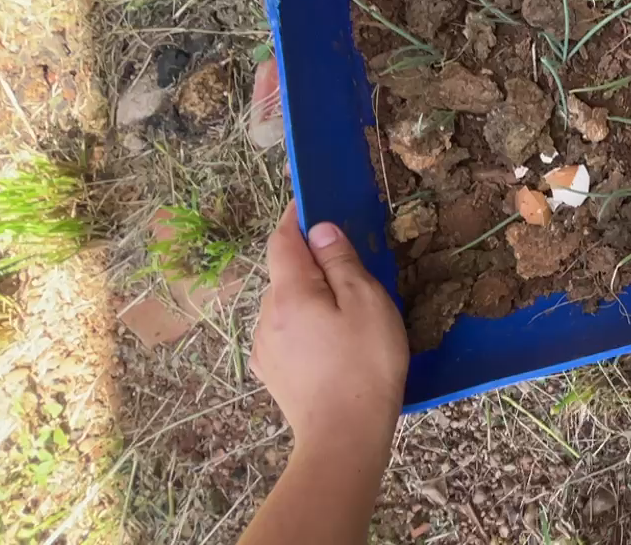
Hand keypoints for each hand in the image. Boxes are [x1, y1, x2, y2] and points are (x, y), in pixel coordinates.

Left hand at [252, 202, 407, 463]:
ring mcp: (265, 348)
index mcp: (290, 295)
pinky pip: (288, 327)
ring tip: (350, 295)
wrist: (344, 432)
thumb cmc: (365, 359)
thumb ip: (340, 263)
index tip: (308, 197)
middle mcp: (266, 318)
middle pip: (284, 272)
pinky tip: (336, 330)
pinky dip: (308, 314)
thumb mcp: (366, 301)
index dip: (294, 217)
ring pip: (286, 301)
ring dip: (311, 288)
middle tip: (349, 250)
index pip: (283, 243)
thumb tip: (320, 229)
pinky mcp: (273, 370)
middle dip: (310, 255)